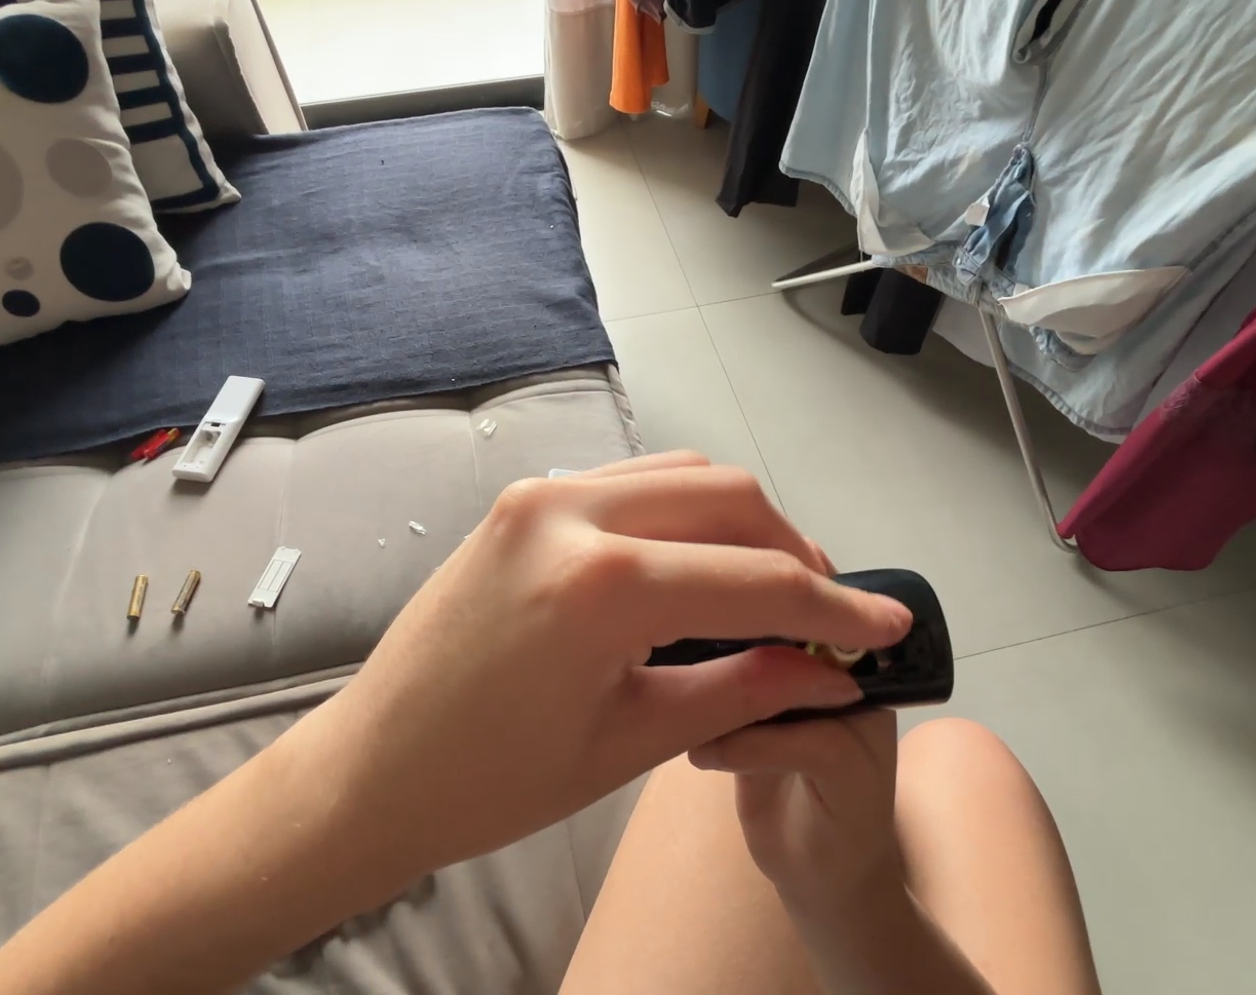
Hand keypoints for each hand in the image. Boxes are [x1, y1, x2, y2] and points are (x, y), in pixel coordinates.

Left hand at [298, 452, 913, 881]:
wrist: (373, 768)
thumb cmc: (491, 781)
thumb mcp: (633, 741)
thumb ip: (744, 686)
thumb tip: (826, 666)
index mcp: (599, 585)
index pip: (754, 581)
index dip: (834, 608)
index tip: (882, 627)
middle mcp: (569, 511)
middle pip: (729, 496)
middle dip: (792, 550)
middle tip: (824, 608)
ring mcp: (540, 494)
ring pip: (682, 474)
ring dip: (741, 521)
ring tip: (768, 583)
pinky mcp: (523, 499)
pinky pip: (631, 481)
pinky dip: (684, 511)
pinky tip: (698, 560)